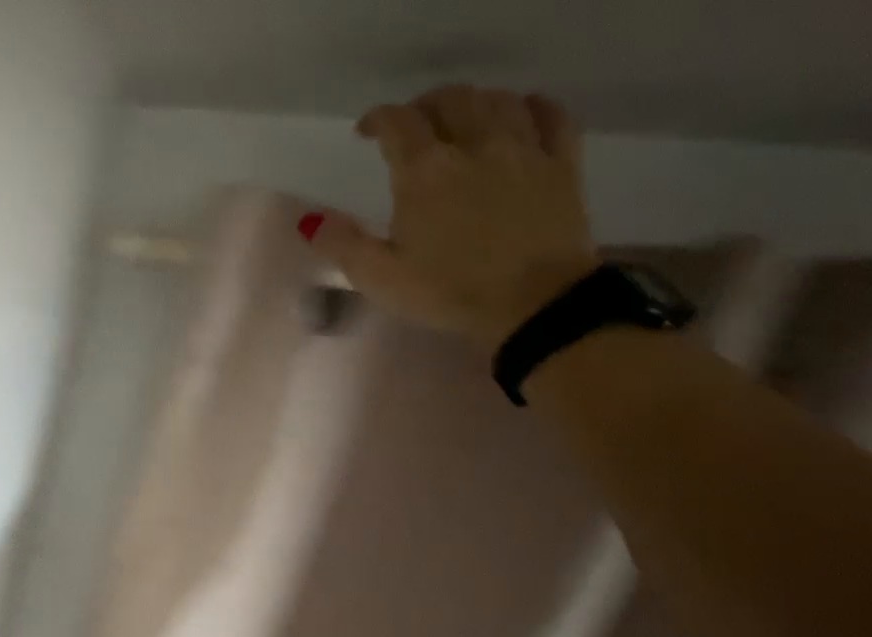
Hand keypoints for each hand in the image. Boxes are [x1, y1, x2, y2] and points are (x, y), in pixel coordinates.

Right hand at [305, 85, 599, 347]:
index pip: (398, 122)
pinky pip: (552, 116)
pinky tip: (521, 115)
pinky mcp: (562, 163)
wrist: (533, 302)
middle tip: (411, 125)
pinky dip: (532, 107)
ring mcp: (524, 149)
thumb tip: (309, 220)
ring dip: (473, 103)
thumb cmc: (448, 291)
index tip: (367, 132)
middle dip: (424, 105)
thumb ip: (341, 244)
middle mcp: (474, 145)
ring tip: (459, 121)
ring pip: (498, 100)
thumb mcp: (380, 277)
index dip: (378, 119)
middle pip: (450, 99)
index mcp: (425, 172)